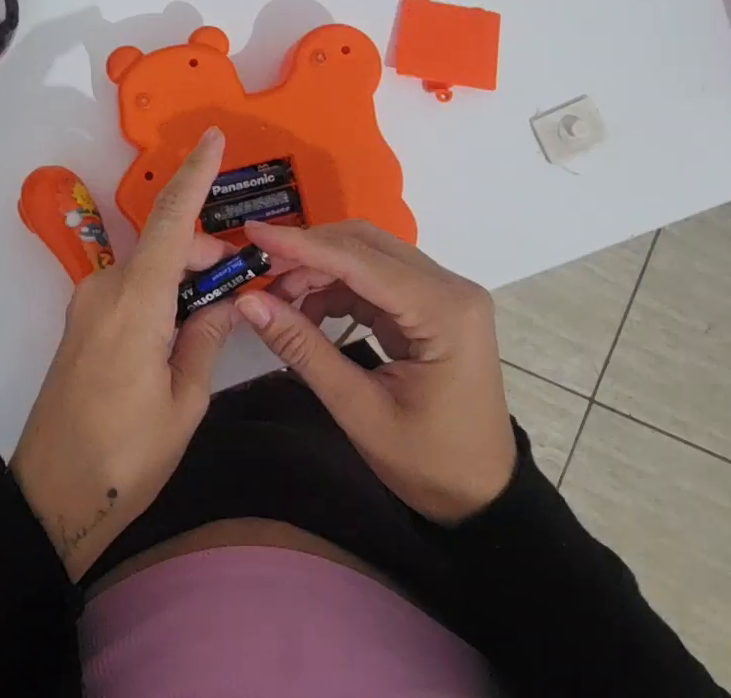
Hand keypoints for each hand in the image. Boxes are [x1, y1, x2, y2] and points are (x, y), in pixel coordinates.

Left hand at [11, 129, 240, 578]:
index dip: (194, 175)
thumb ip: (206, 340)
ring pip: (149, 268)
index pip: (170, 222)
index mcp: (136, 303)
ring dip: (186, 276)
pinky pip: (131, 290)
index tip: (214, 138)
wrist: (53, 492)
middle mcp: (106, 290)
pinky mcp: (83, 324)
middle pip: (165, 246)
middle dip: (208, 253)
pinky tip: (187, 323)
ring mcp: (88, 306)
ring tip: (221, 312)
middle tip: (247, 289)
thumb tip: (227, 302)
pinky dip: (164, 292)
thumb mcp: (183, 402)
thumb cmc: (126, 454)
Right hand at [232, 220, 516, 524]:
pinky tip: (306, 312)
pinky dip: (335, 288)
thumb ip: (304, 349)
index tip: (252, 233)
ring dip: (318, 269)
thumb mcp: (358, 409)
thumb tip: (248, 302)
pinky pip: (374, 280)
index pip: (359, 260)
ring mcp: (443, 296)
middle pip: (365, 245)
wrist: (482, 496)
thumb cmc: (428, 462)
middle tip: (258, 273)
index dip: (301, 244)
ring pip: (367, 257)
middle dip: (306, 253)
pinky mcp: (431, 308)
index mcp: (443, 312)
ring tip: (276, 300)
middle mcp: (449, 289)